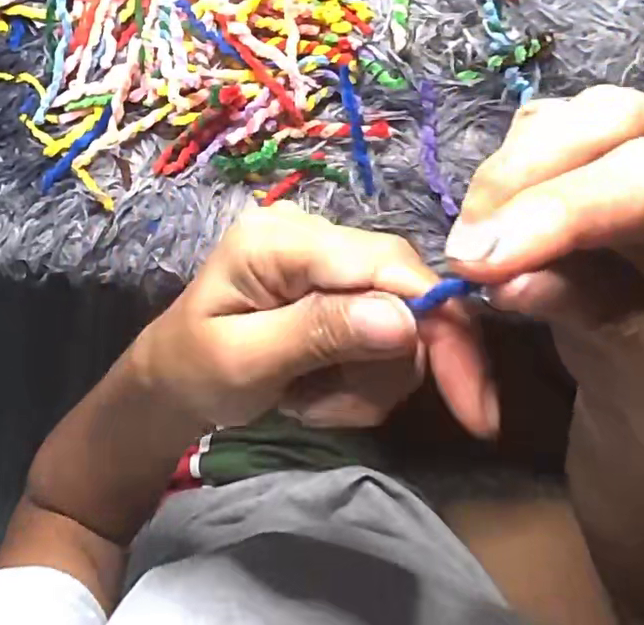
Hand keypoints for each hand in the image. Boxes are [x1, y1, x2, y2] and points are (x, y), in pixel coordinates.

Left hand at [130, 203, 496, 434]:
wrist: (169, 379)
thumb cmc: (192, 370)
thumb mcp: (245, 360)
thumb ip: (319, 333)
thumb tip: (404, 319)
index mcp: (279, 238)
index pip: (384, 262)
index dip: (438, 322)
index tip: (473, 401)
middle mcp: (309, 232)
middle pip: (401, 288)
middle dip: (392, 364)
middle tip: (341, 411)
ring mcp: (321, 258)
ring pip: (397, 320)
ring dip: (366, 379)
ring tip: (309, 399)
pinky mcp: (330, 285)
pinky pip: (379, 332)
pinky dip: (359, 375)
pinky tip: (313, 387)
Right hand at [446, 86, 643, 502]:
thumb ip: (613, 327)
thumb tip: (502, 280)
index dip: (572, 209)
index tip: (486, 260)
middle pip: (623, 120)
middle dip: (530, 176)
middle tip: (469, 250)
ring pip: (575, 118)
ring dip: (508, 176)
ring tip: (476, 248)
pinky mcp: (617, 162)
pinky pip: (546, 135)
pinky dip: (505, 177)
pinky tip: (494, 226)